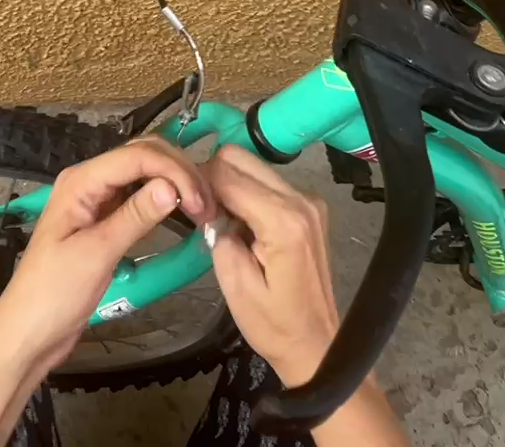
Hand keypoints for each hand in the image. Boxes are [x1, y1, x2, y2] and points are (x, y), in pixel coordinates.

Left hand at [0, 137, 216, 372]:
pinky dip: (162, 197)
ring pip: (142, 172)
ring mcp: (96, 198)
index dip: (173, 170)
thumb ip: (135, 217)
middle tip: (206, 204)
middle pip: (141, 154)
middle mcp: (89, 180)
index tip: (200, 201)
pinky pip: (138, 195)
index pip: (136, 155)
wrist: (28, 333)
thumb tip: (172, 187)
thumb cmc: (54, 294)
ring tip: (201, 207)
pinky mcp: (104, 218)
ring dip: (173, 181)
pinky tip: (181, 211)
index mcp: (81, 181)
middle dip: (177, 171)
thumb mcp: (97, 254)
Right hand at [202, 144, 341, 386]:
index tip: (186, 205)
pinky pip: (266, 179)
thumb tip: (208, 203)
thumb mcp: (235, 286)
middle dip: (213, 176)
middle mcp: (300, 199)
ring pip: (252, 164)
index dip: (199, 184)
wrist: (318, 346)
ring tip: (220, 218)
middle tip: (202, 210)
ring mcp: (308, 199)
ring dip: (230, 182)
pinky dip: (247, 190)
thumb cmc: (275, 325)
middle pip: (240, 157)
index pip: (227, 175)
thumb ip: (218, 235)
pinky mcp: (309, 204)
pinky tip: (241, 221)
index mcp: (283, 221)